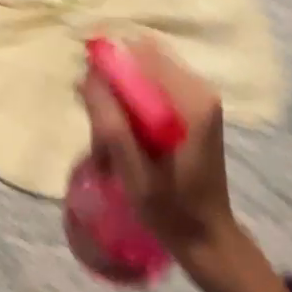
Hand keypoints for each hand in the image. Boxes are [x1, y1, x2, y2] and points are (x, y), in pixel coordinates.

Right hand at [80, 37, 232, 250]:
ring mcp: (197, 97)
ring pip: (141, 74)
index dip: (106, 64)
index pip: (140, 54)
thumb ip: (111, 124)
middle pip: (140, 61)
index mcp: (192, 100)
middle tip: (96, 124)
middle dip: (111, 85)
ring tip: (108, 136)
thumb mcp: (133, 172)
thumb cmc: (171, 209)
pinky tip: (123, 136)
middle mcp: (199, 89)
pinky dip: (129, 106)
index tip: (84, 93)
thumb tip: (88, 76)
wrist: (207, 236)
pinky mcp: (191, 107)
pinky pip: (149, 88)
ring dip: (117, 98)